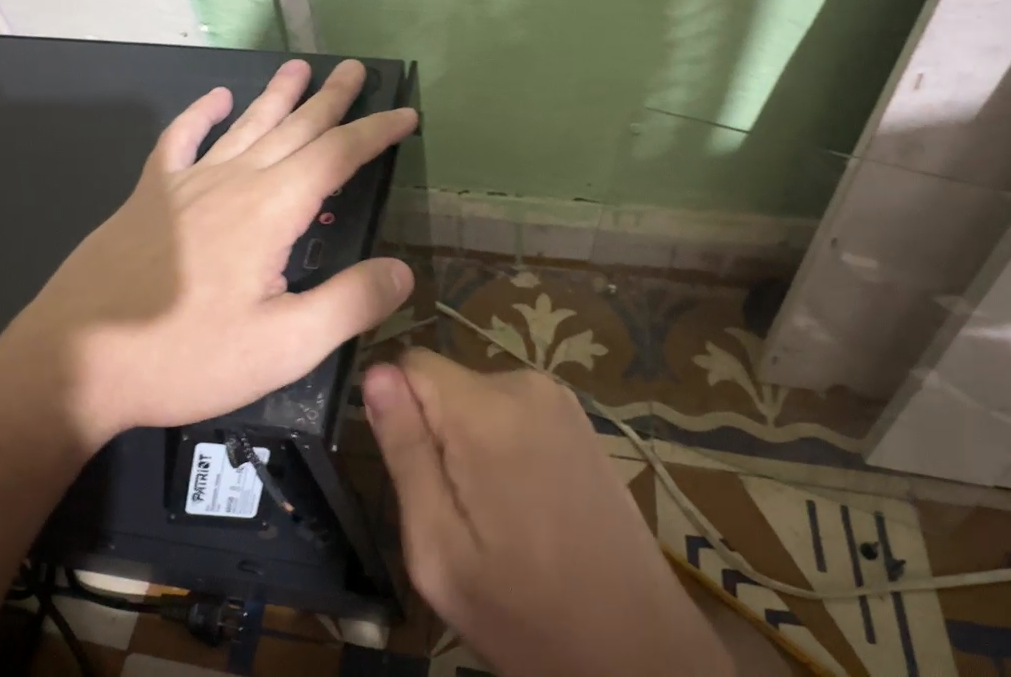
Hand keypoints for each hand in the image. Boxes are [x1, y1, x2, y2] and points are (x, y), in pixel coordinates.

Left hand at [0, 59, 417, 450]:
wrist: (74, 362)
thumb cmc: (186, 357)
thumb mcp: (284, 346)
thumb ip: (350, 304)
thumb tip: (403, 270)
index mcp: (269, 211)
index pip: (336, 156)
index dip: (375, 133)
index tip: (406, 113)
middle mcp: (231, 183)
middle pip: (292, 129)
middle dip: (330, 100)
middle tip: (356, 68)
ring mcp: (184, 186)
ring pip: (244, 127)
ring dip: (276, 96)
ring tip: (300, 68)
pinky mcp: (147, 198)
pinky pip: (179, 142)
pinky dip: (200, 115)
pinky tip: (215, 99)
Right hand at [364, 350, 735, 676]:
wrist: (634, 645)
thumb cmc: (523, 608)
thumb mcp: (438, 545)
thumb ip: (405, 451)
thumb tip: (376, 374)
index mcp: (486, 410)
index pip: (410, 364)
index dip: (397, 412)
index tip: (412, 473)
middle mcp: (526, 385)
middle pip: (447, 385)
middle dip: (437, 435)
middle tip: (455, 514)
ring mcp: (562, 401)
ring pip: (479, 401)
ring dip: (471, 446)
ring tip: (493, 518)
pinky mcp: (583, 422)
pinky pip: (515, 415)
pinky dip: (506, 449)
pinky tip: (526, 508)